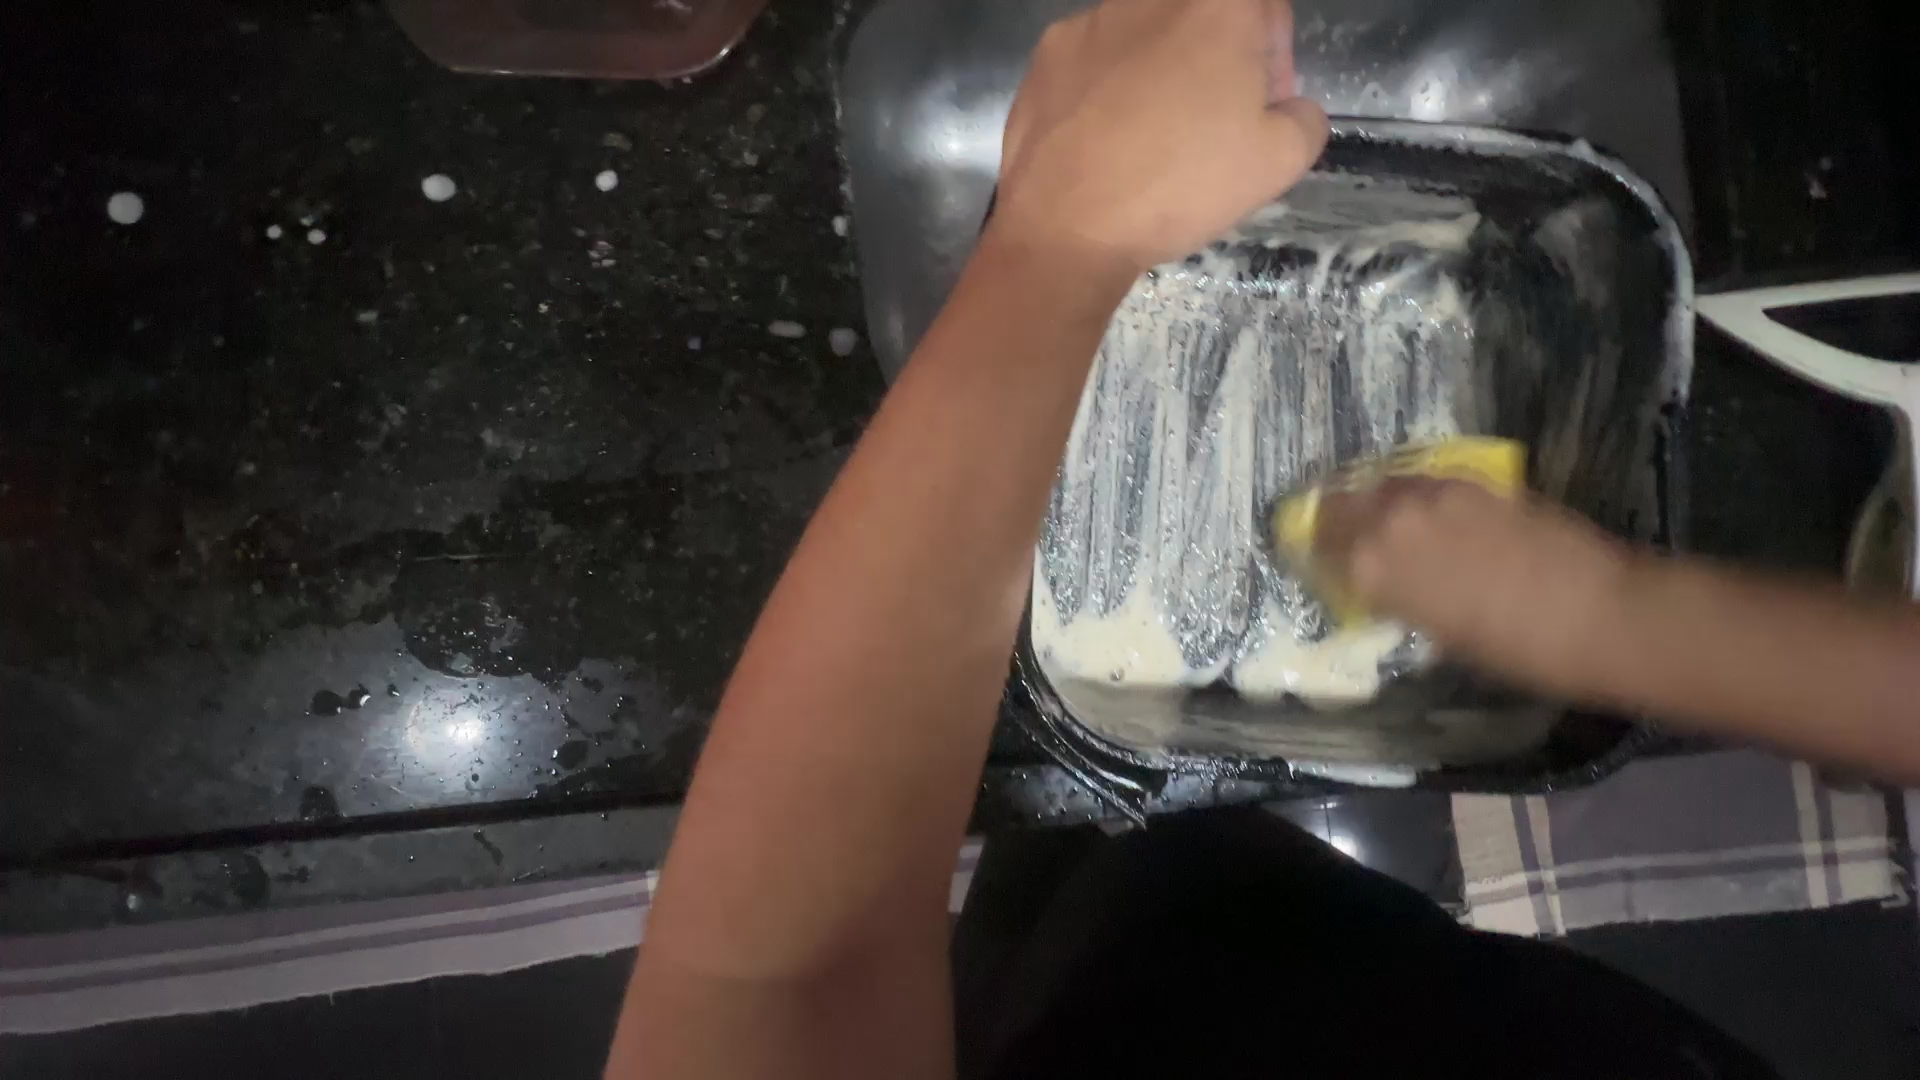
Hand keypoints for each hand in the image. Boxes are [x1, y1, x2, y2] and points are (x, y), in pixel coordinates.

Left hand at [994, 0, 1328, 275]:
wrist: (1067, 232)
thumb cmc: (1177, 191)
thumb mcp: (1278, 164)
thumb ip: (1305, 120)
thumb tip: (1287, 110)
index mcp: (1218, 3)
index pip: (1265, 11)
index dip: (1272, 63)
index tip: (1258, 114)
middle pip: (1198, 24)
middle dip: (1210, 70)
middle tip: (1201, 136)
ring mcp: (1087, 25)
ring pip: (1138, 46)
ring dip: (1151, 82)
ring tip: (1142, 147)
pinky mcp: (1041, 64)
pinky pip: (1087, 72)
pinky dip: (1098, 100)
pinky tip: (1097, 149)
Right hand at [1313, 478, 1632, 696]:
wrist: (1597, 614)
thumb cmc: (1512, 649)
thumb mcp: (1433, 632)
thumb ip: (1396, 597)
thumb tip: (1386, 584)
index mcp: (1369, 571)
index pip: (1317, 549)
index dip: (1313, 552)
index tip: (1316, 557)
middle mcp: (1387, 524)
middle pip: (1336, 505)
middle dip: (1331, 516)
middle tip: (1334, 528)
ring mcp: (1430, 497)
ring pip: (1378, 484)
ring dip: (1370, 498)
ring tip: (1377, 513)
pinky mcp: (1470, 484)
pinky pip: (1421, 480)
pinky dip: (1412, 492)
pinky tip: (1424, 508)